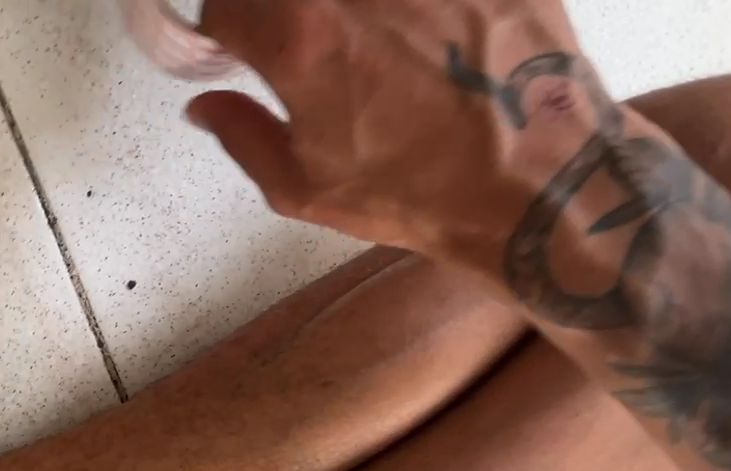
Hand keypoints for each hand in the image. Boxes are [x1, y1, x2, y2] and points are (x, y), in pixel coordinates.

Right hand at [187, 0, 622, 273]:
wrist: (525, 177)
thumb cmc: (408, 190)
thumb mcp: (300, 185)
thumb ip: (241, 134)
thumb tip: (206, 105)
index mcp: (302, 40)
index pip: (224, 3)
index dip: (219, 33)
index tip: (230, 53)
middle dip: (271, 13)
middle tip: (286, 47)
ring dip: (328, 9)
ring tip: (357, 51)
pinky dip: (393, 8)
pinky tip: (406, 37)